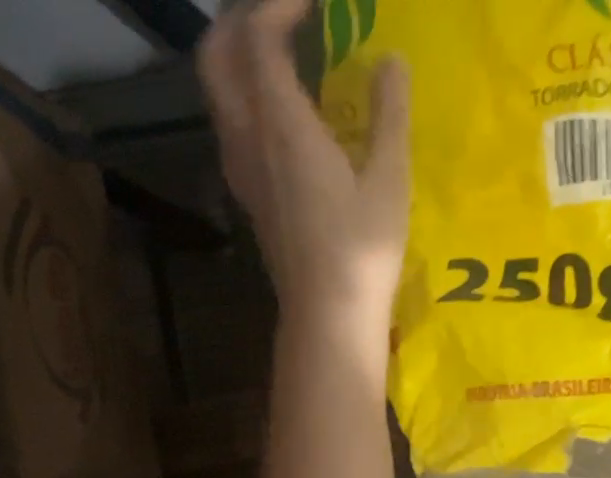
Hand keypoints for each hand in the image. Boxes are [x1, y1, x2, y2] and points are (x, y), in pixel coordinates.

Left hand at [198, 0, 409, 341]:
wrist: (327, 313)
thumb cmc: (363, 249)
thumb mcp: (389, 181)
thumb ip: (390, 116)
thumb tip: (393, 61)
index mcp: (282, 124)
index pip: (258, 38)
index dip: (279, 6)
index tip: (315, 1)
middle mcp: (248, 136)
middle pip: (217, 55)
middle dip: (242, 20)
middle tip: (286, 16)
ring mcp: (241, 166)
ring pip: (218, 89)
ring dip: (239, 55)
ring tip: (283, 52)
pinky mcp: (248, 191)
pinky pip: (232, 121)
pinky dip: (247, 93)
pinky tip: (283, 111)